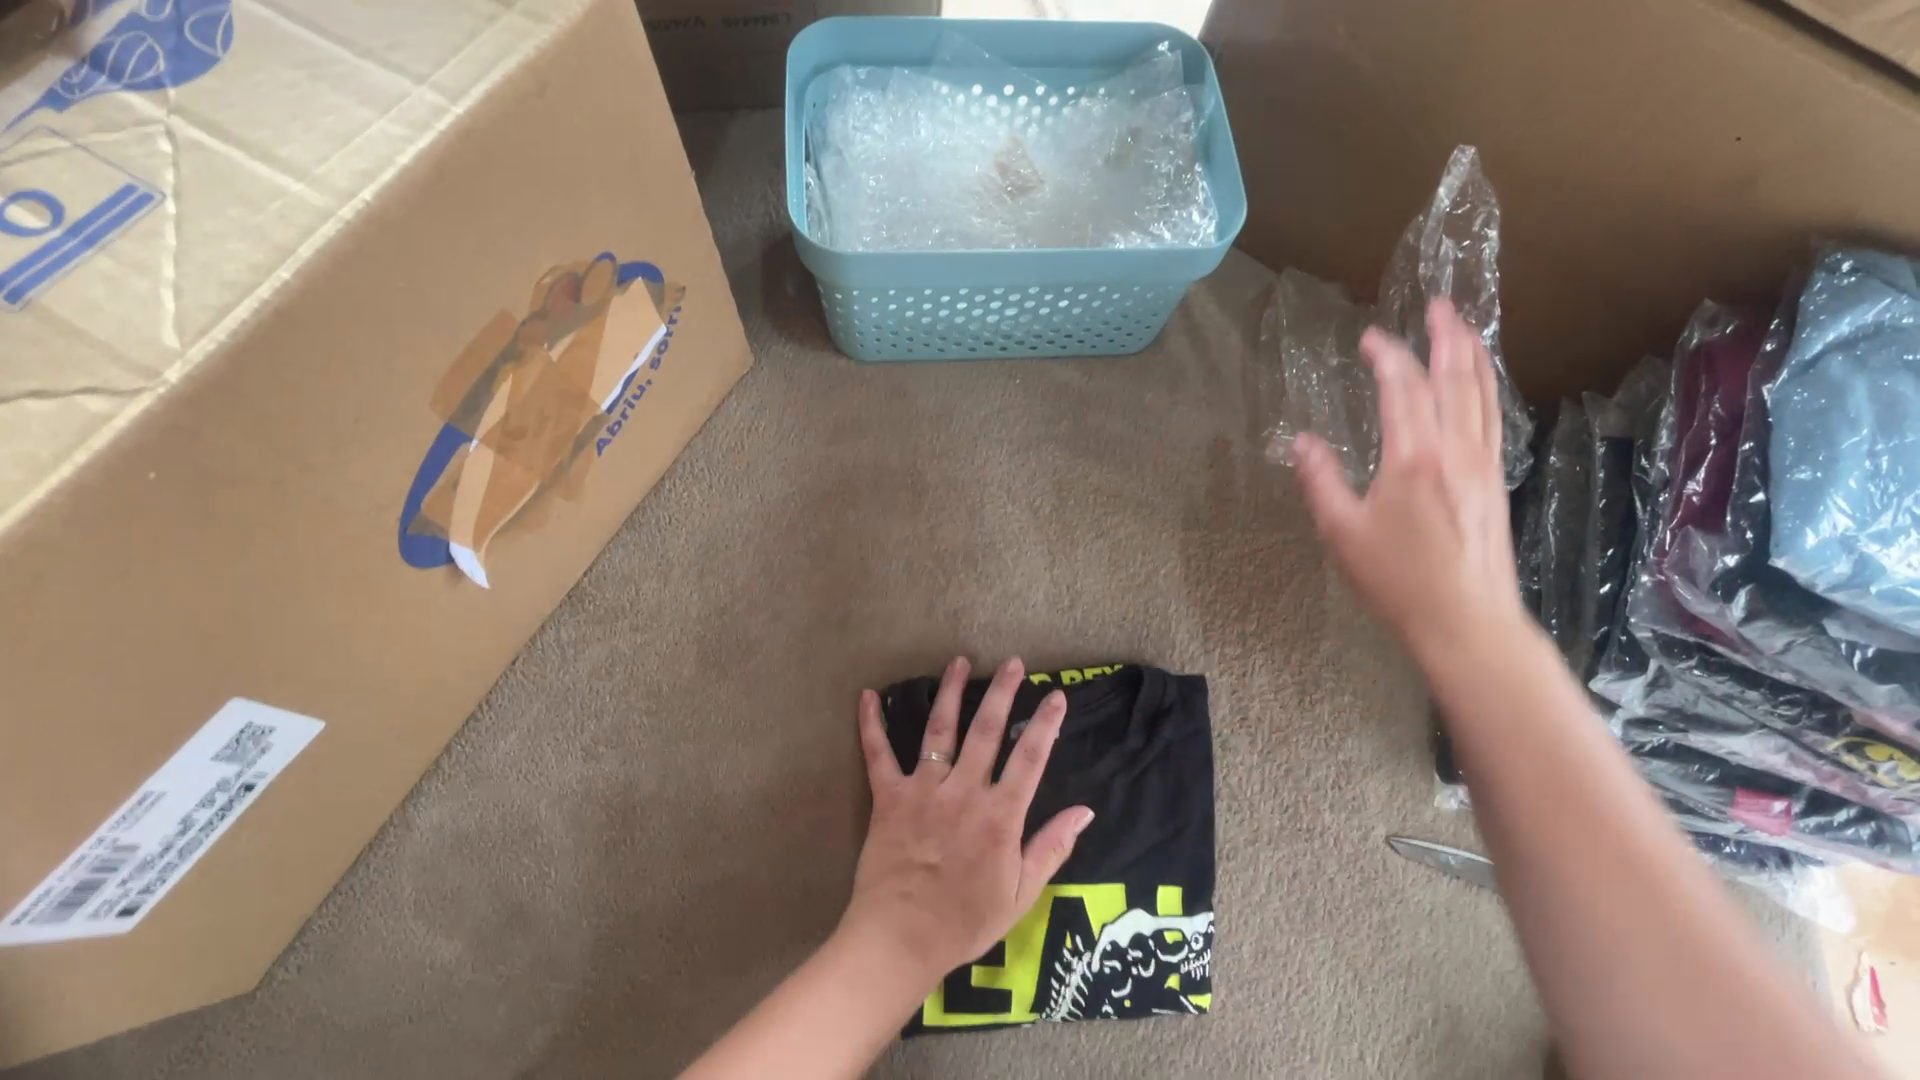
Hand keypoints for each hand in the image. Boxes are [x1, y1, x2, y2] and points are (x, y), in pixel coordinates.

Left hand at [839, 657, 1094, 985]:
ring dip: (949, 693)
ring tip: (958, 662)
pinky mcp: (888, 798)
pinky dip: (871, 723)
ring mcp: (923, 790)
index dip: (1046, 723)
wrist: (901, 939)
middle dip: (1001, 692)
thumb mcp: (1022, 894)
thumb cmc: (965, 921)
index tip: (1056, 695)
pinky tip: (867, 695)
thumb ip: (1052, 847)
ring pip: (939, 731)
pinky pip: (877, 754)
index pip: (1031, 758)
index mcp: (1000, 816)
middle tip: (1012, 662)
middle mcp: (964, 792)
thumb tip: (1085, 811)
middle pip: (987, 730)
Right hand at [1291, 299, 1527, 664]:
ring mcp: (1482, 465)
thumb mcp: (1342, 533)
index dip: (1388, 356)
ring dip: (1473, 357)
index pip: (1403, 389)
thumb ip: (1321, 481)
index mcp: (1414, 458)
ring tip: (1464, 329)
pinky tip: (1478, 387)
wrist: (1466, 621)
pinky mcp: (1494, 482)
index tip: (1370, 337)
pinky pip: (1491, 419)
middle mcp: (1456, 450)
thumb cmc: (1397, 580)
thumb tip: (1303, 442)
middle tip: (1440, 305)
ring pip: (1483, 396)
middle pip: (1457, 379)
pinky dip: (1484, 389)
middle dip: (1448, 337)